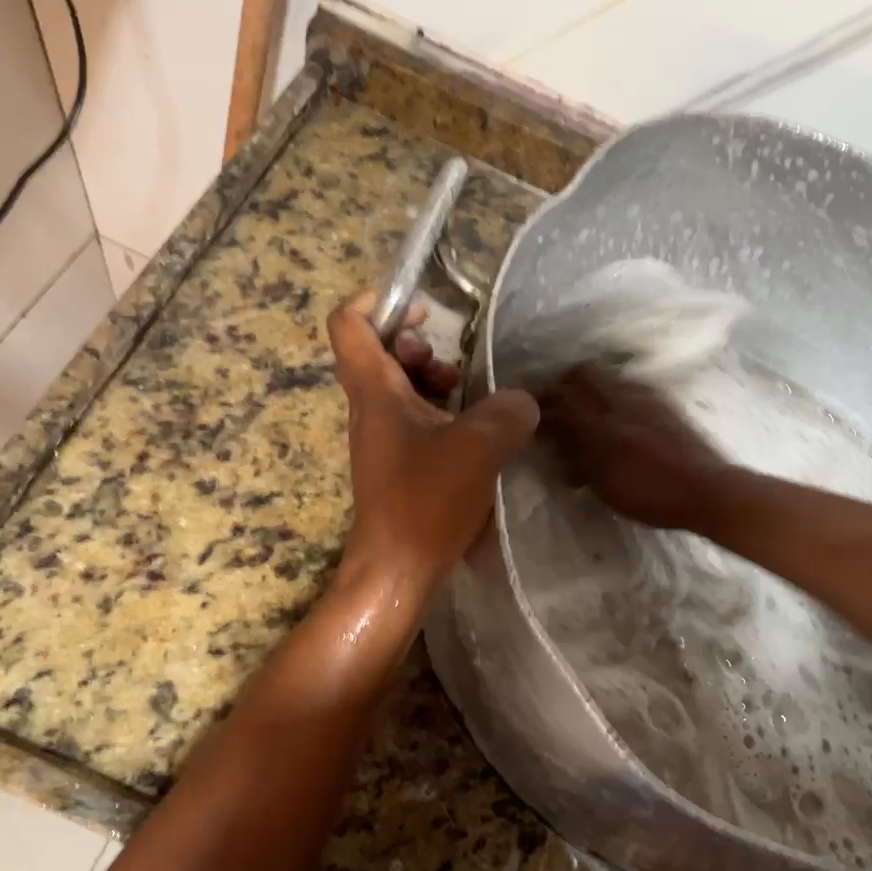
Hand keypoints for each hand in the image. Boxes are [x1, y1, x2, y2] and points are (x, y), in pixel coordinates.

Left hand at [329, 292, 538, 602]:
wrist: (397, 570)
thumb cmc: (426, 502)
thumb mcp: (478, 448)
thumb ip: (507, 412)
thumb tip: (521, 402)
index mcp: (375, 392)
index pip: (349, 324)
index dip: (376, 301)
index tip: (422, 308)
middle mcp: (371, 409)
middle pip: (378, 352)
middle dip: (417, 343)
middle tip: (450, 362)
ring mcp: (382, 439)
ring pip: (398, 387)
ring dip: (432, 380)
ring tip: (466, 395)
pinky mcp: (397, 465)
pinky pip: (413, 419)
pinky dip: (438, 412)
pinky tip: (472, 431)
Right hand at [539, 362, 735, 532]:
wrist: (708, 491)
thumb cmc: (652, 497)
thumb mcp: (604, 486)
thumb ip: (578, 460)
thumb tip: (556, 442)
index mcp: (601, 427)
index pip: (558, 402)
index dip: (539, 404)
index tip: (527, 412)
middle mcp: (621, 402)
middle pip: (581, 374)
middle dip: (562, 386)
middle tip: (554, 407)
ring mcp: (645, 398)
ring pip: (605, 377)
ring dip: (587, 388)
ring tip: (583, 412)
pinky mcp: (663, 402)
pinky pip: (628, 387)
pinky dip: (612, 396)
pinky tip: (616, 418)